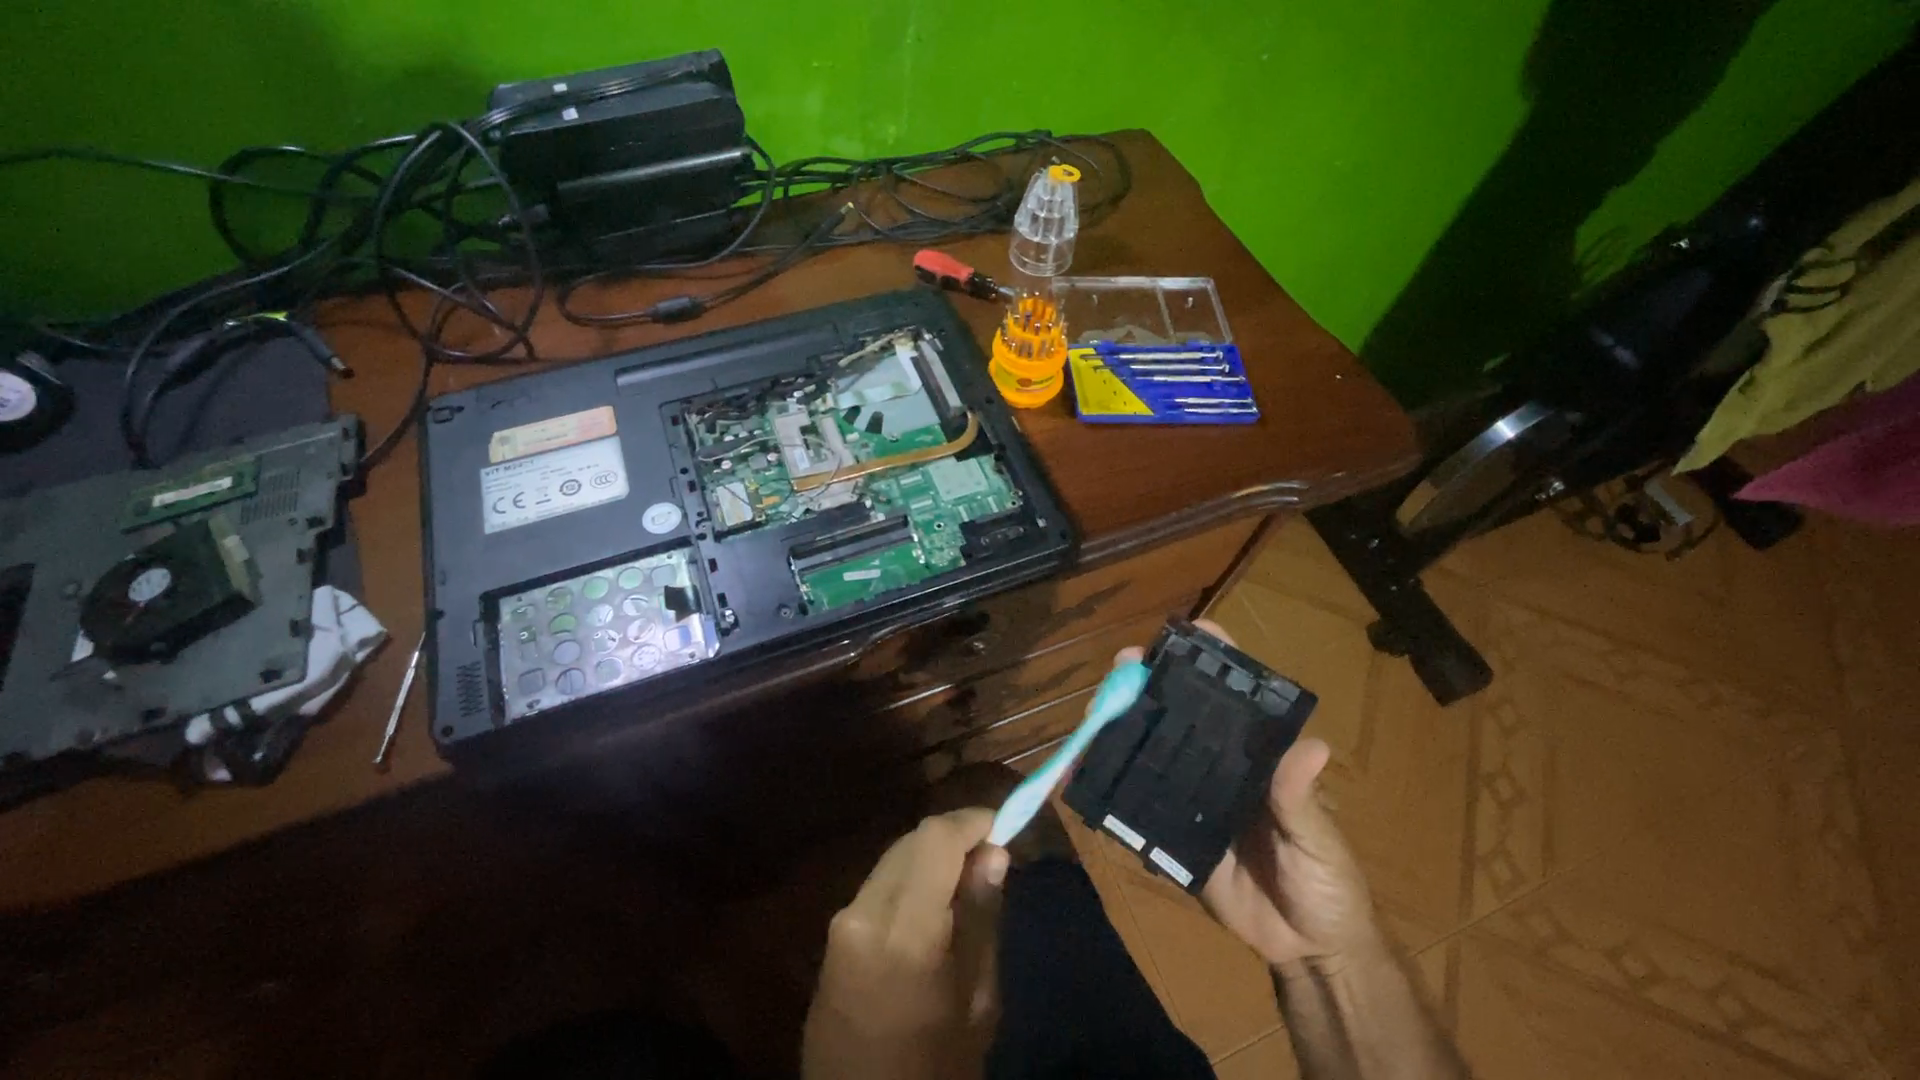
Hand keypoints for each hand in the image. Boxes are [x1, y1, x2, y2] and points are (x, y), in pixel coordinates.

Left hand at [802, 809, 1010, 1079]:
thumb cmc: (935, 1067)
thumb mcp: (977, 999)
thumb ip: (982, 918)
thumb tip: (994, 852)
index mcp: (902, 931)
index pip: (935, 838)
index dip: (972, 820)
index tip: (1006, 825)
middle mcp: (861, 912)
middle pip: (911, 842)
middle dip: (954, 837)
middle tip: (994, 855)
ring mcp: (840, 923)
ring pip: (893, 860)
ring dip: (931, 858)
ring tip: (969, 880)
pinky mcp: (832, 936)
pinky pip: (878, 886)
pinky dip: (910, 880)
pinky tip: (935, 904)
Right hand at [1115, 622, 1379, 969]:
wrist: (1305, 949)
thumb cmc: (1328, 884)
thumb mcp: (1319, 841)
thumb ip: (1302, 801)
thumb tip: (1313, 748)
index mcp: (1258, 761)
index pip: (1234, 701)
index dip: (1213, 662)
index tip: (1191, 630)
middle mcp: (1218, 771)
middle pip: (1178, 719)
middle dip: (1147, 687)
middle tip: (1122, 666)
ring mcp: (1190, 803)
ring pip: (1147, 757)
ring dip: (1118, 731)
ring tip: (1091, 713)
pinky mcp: (1168, 841)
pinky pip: (1132, 813)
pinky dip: (1105, 794)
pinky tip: (1078, 777)